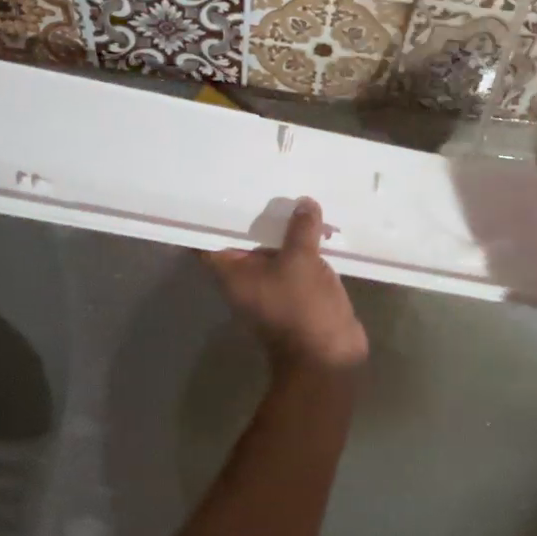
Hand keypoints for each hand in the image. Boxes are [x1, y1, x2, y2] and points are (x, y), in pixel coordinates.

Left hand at [206, 198, 367, 372]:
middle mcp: (247, 278)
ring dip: (286, 228)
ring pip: (275, 248)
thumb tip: (305, 204)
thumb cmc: (301, 308)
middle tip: (263, 179)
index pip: (208, 240)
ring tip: (297, 194)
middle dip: (257, 213)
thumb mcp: (300, 260)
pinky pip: (297, 260)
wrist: (328, 356)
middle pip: (245, 239)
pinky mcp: (298, 291)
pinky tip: (319, 221)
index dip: (210, 216)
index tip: (217, 191)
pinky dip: (305, 244)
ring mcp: (274, 285)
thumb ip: (300, 229)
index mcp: (233, 272)